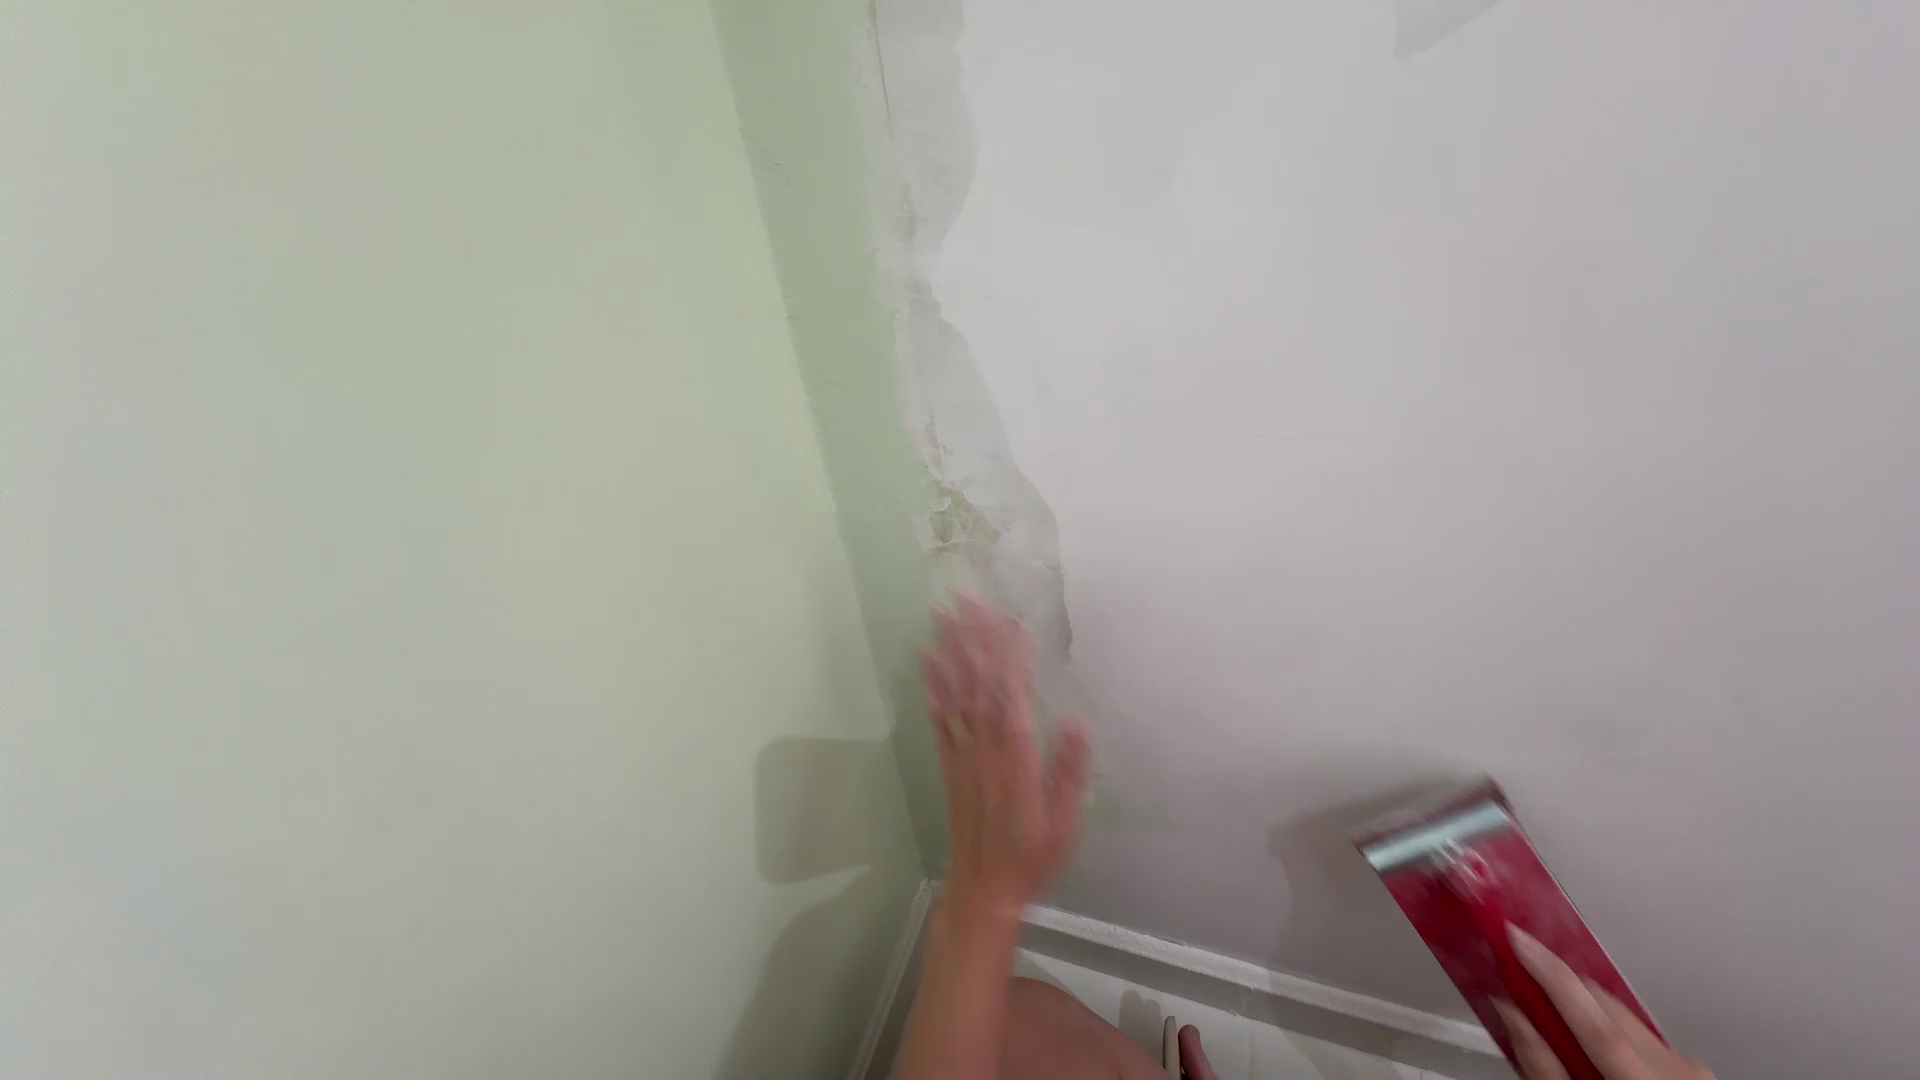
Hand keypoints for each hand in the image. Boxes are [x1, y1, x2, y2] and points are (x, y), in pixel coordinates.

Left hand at [920, 596, 1090, 920]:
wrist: (984, 886)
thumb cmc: (1034, 854)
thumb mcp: (1065, 819)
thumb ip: (1068, 769)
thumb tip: (1075, 721)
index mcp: (1017, 754)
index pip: (1012, 691)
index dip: (1009, 654)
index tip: (1009, 617)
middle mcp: (985, 744)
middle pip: (978, 680)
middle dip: (973, 636)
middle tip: (965, 597)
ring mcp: (963, 750)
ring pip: (955, 690)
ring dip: (949, 649)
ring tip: (942, 613)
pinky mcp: (949, 761)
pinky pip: (938, 716)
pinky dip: (932, 684)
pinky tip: (927, 659)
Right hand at [1501, 926, 1713, 1079]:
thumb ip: (1542, 1066)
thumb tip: (1508, 1010)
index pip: (1592, 1018)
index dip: (1549, 971)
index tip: (1515, 935)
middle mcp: (1678, 1071)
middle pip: (1606, 1008)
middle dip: (1559, 986)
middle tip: (1517, 973)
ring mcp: (1693, 1071)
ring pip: (1623, 1018)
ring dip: (1584, 1010)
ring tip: (1553, 1020)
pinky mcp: (1697, 1074)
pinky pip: (1643, 1037)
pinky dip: (1611, 1031)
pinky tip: (1593, 1047)